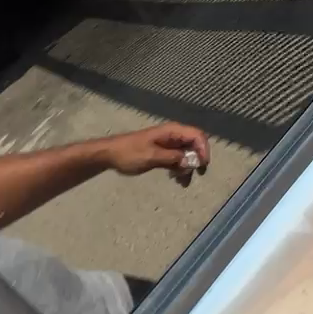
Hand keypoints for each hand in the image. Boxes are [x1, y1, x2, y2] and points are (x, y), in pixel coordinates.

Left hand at [96, 123, 210, 184]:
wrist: (109, 155)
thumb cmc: (129, 153)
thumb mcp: (151, 156)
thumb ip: (173, 158)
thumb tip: (192, 161)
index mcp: (172, 131)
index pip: (197, 136)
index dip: (204, 149)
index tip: (203, 165)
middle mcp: (174, 136)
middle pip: (195, 145)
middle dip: (197, 160)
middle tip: (197, 174)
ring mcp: (169, 144)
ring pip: (188, 154)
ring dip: (189, 167)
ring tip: (183, 182)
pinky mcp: (164, 153)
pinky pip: (179, 160)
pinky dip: (180, 169)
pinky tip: (177, 180)